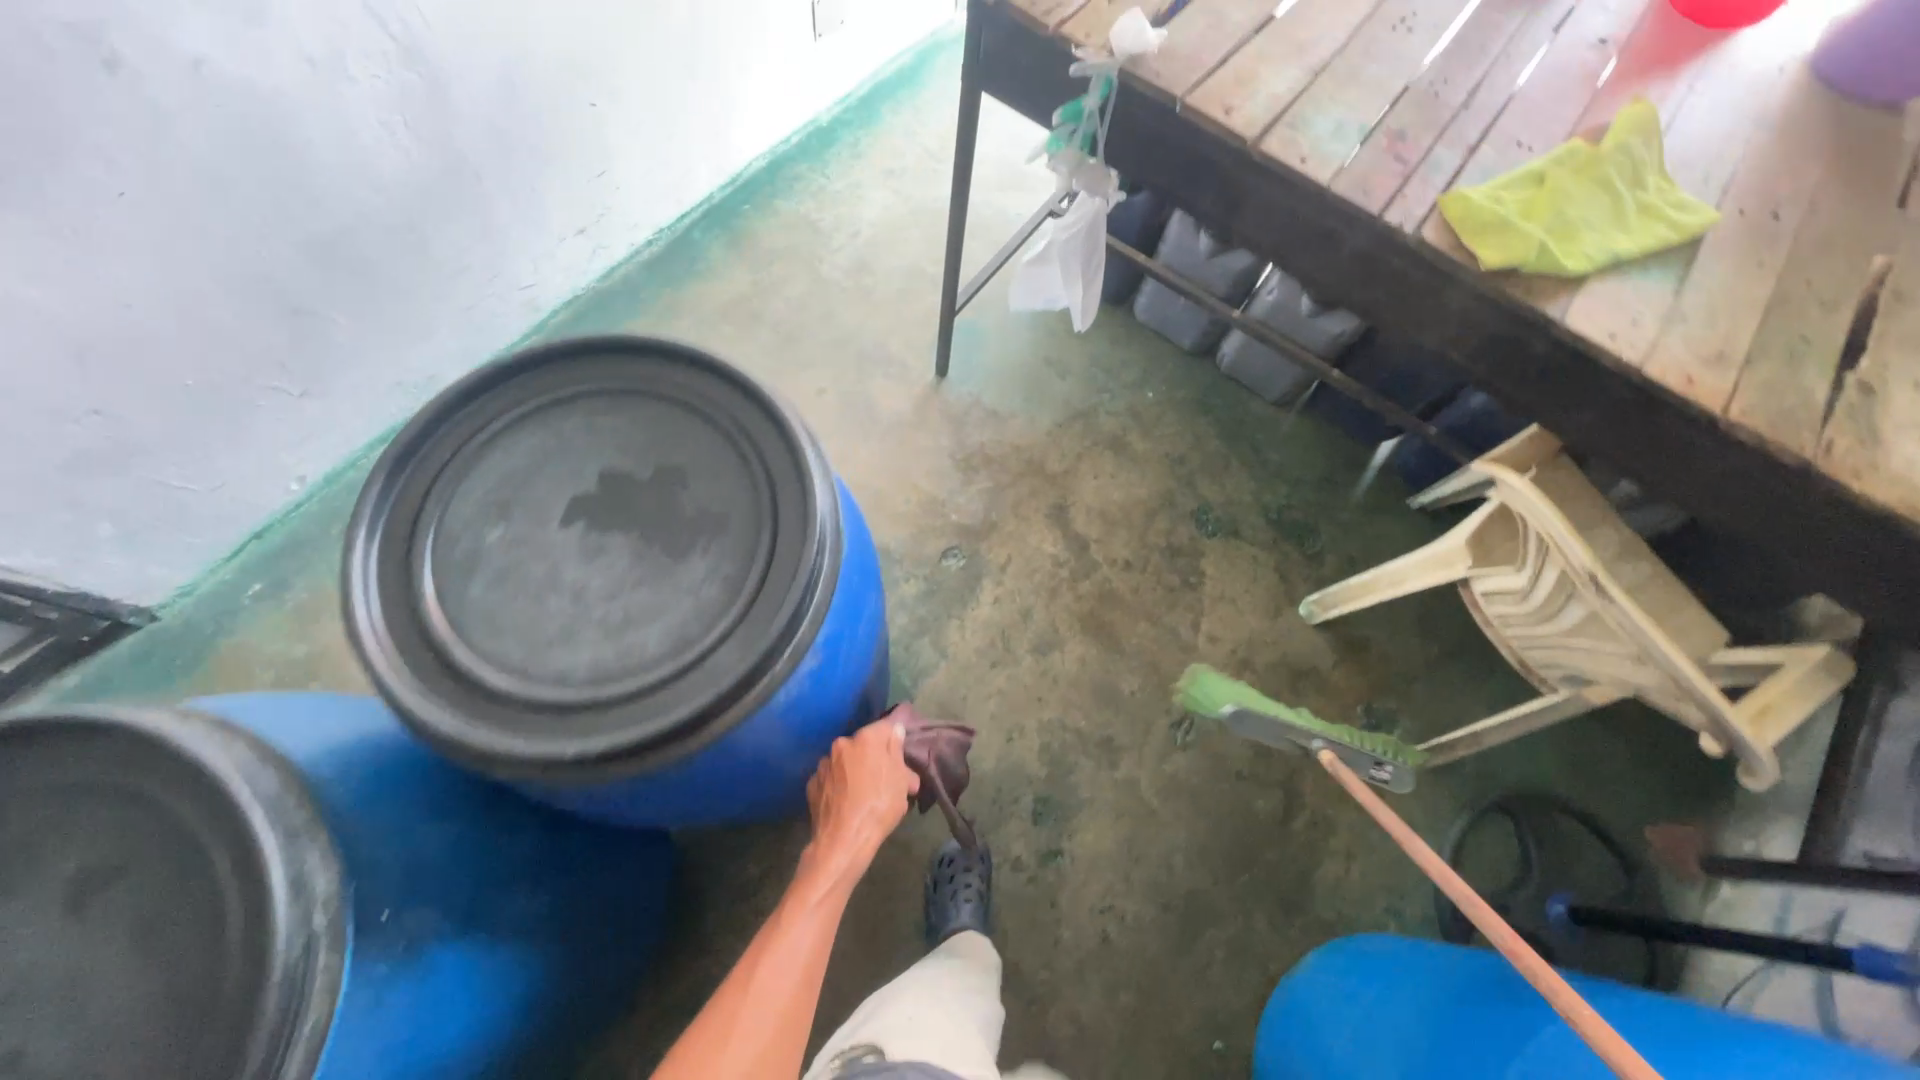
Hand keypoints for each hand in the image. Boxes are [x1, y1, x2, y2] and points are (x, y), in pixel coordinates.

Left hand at [804, 718, 919, 879]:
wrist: (844, 839)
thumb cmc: (880, 806)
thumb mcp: (900, 780)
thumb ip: (896, 750)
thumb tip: (895, 730)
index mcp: (866, 739)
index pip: (886, 727)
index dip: (896, 738)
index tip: (902, 752)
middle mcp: (842, 744)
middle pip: (864, 746)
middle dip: (876, 758)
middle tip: (889, 781)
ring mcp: (824, 764)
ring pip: (845, 761)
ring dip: (855, 771)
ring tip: (864, 795)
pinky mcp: (812, 783)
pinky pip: (831, 778)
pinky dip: (839, 785)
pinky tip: (847, 802)